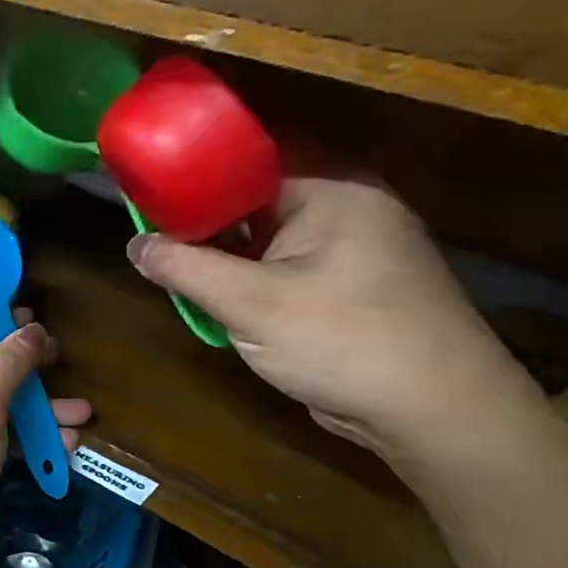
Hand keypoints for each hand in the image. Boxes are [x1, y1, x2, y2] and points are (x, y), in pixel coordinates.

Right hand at [126, 177, 544, 456]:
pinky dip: (243, 275)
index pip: (252, 156)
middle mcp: (343, 207)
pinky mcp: (343, 283)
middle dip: (200, 215)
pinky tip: (210, 292)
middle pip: (254, 195)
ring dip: (220, 250)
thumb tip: (135, 244)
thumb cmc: (343, 341)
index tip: (146, 181)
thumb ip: (185, 268)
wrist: (432, 412)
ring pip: (264, 234)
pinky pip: (279, 264)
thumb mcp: (250, 304)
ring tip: (168, 259)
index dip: (195, 166)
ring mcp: (347, 247)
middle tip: (147, 226)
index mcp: (331, 189)